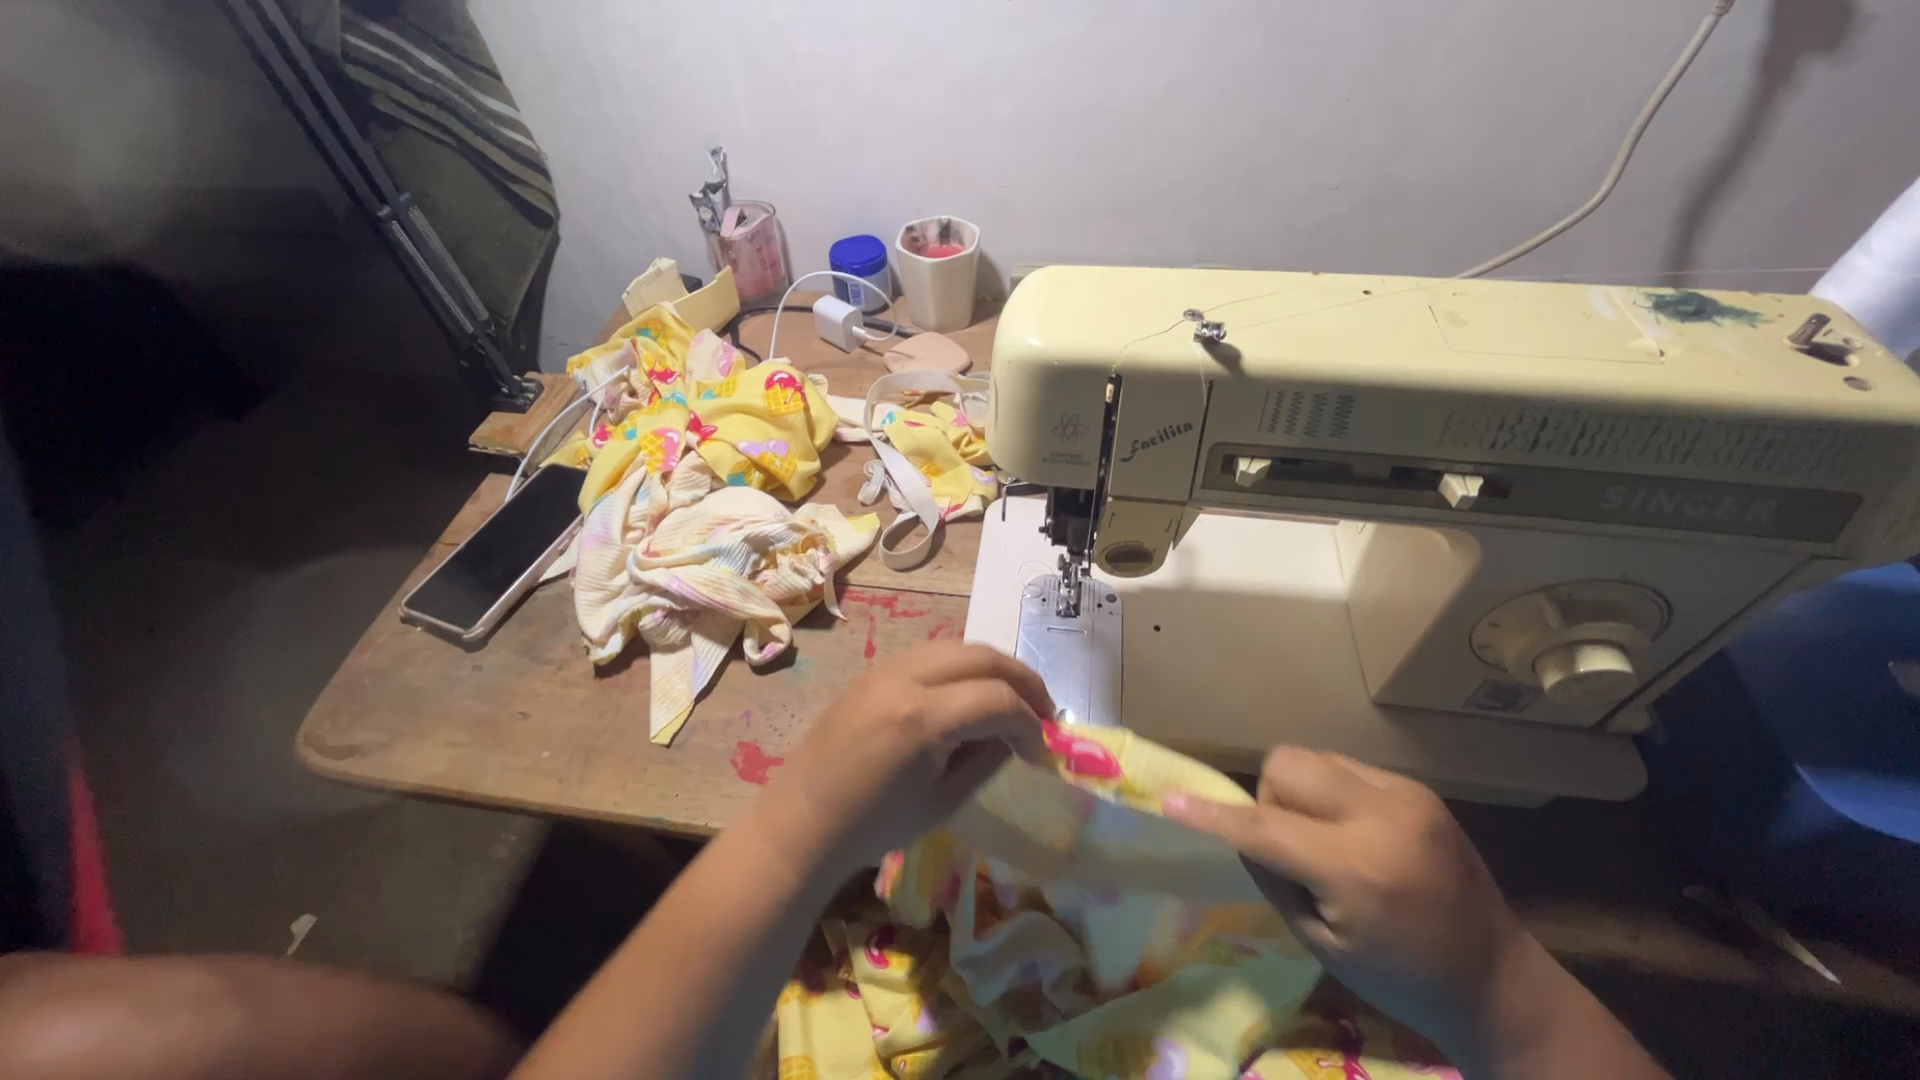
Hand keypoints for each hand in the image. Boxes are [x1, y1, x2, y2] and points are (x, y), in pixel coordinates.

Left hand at [748, 643, 1053, 884]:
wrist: (803, 823)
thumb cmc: (874, 827)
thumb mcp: (945, 802)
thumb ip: (987, 759)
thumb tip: (1018, 736)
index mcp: (922, 718)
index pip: (998, 699)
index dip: (1030, 724)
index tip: (1040, 753)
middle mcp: (904, 679)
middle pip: (982, 657)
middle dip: (1022, 681)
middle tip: (1043, 713)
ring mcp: (883, 670)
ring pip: (956, 647)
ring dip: (992, 668)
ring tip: (1012, 700)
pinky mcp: (871, 673)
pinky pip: (929, 654)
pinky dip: (961, 666)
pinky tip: (970, 694)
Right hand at [1163, 747, 1532, 1056]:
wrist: (1496, 979)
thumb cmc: (1399, 978)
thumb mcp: (1319, 940)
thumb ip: (1273, 875)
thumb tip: (1239, 829)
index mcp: (1357, 868)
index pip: (1264, 827)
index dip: (1212, 816)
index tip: (1170, 802)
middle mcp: (1383, 815)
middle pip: (1287, 765)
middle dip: (1270, 798)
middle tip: (1290, 847)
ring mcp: (1406, 795)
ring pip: (1314, 759)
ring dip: (1300, 793)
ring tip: (1325, 841)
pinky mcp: (1418, 789)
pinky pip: (1346, 770)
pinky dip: (1331, 795)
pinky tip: (1355, 835)